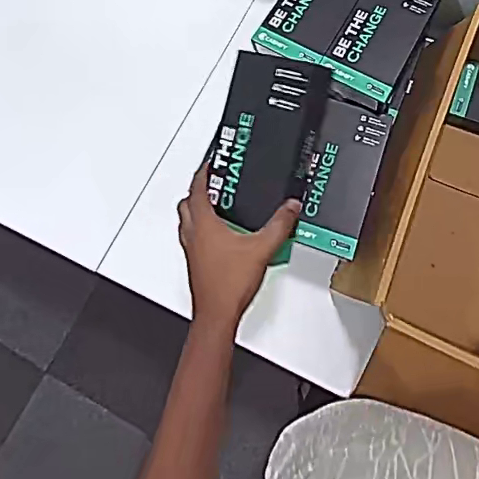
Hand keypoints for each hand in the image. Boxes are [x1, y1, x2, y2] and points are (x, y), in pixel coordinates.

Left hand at [177, 163, 299, 336]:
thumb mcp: (262, 248)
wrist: (217, 315)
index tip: (209, 163)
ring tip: (219, 205)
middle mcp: (193, 235)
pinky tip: (224, 235)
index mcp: (204, 225)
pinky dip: (204, 229)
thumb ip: (280, 224)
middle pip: (187, 203)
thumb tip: (290, 207)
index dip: (203, 173)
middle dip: (199, 190)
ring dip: (199, 209)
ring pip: (188, 221)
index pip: (198, 190)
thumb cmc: (228, 285)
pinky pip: (195, 237)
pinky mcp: (196, 263)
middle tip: (213, 182)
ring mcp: (192, 250)